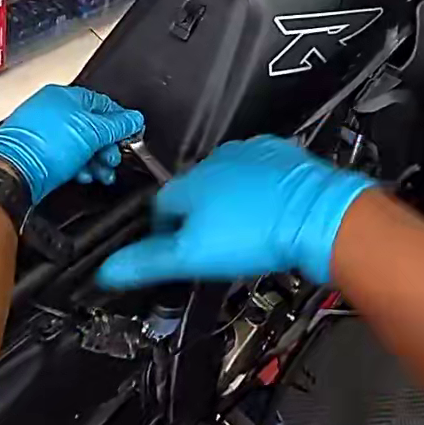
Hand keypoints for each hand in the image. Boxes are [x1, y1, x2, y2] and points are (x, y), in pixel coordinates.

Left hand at [0, 85, 144, 203]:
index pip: (103, 103)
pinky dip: (79, 166)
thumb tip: (134, 119)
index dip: (120, 120)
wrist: (12, 171)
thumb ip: (117, 125)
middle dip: (107, 146)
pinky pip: (65, 156)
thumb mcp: (93, 132)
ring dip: (96, 160)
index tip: (131, 134)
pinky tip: (84, 175)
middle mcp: (52, 111)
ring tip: (102, 173)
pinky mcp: (36, 152)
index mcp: (64, 96)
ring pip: (80, 144)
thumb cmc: (44, 145)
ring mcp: (43, 132)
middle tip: (113, 159)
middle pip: (92, 126)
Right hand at [95, 136, 375, 286]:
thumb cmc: (259, 233)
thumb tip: (108, 270)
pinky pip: (257, 168)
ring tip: (242, 229)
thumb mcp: (192, 256)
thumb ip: (148, 261)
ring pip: (224, 179)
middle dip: (196, 215)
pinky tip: (266, 208)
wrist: (315, 215)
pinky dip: (257, 186)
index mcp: (187, 183)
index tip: (172, 249)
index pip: (158, 206)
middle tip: (211, 244)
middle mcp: (214, 161)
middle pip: (192, 190)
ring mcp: (248, 154)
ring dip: (226, 200)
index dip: (162, 232)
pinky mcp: (276, 154)